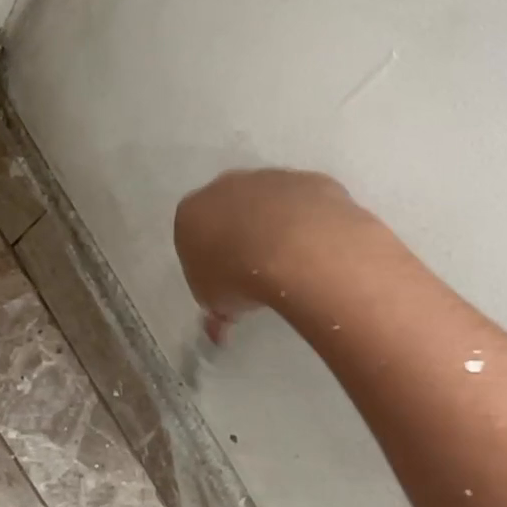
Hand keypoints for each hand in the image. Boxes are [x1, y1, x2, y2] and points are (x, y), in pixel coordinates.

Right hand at [173, 169, 375, 340]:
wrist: (295, 250)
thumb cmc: (236, 279)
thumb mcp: (216, 305)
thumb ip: (216, 309)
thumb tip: (219, 328)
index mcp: (190, 214)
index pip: (192, 235)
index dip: (207, 260)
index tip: (222, 282)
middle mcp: (225, 187)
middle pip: (229, 211)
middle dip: (239, 236)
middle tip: (254, 272)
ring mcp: (270, 178)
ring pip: (269, 203)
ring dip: (276, 227)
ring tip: (291, 264)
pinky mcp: (310, 180)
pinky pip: (306, 203)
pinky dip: (309, 222)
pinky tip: (316, 250)